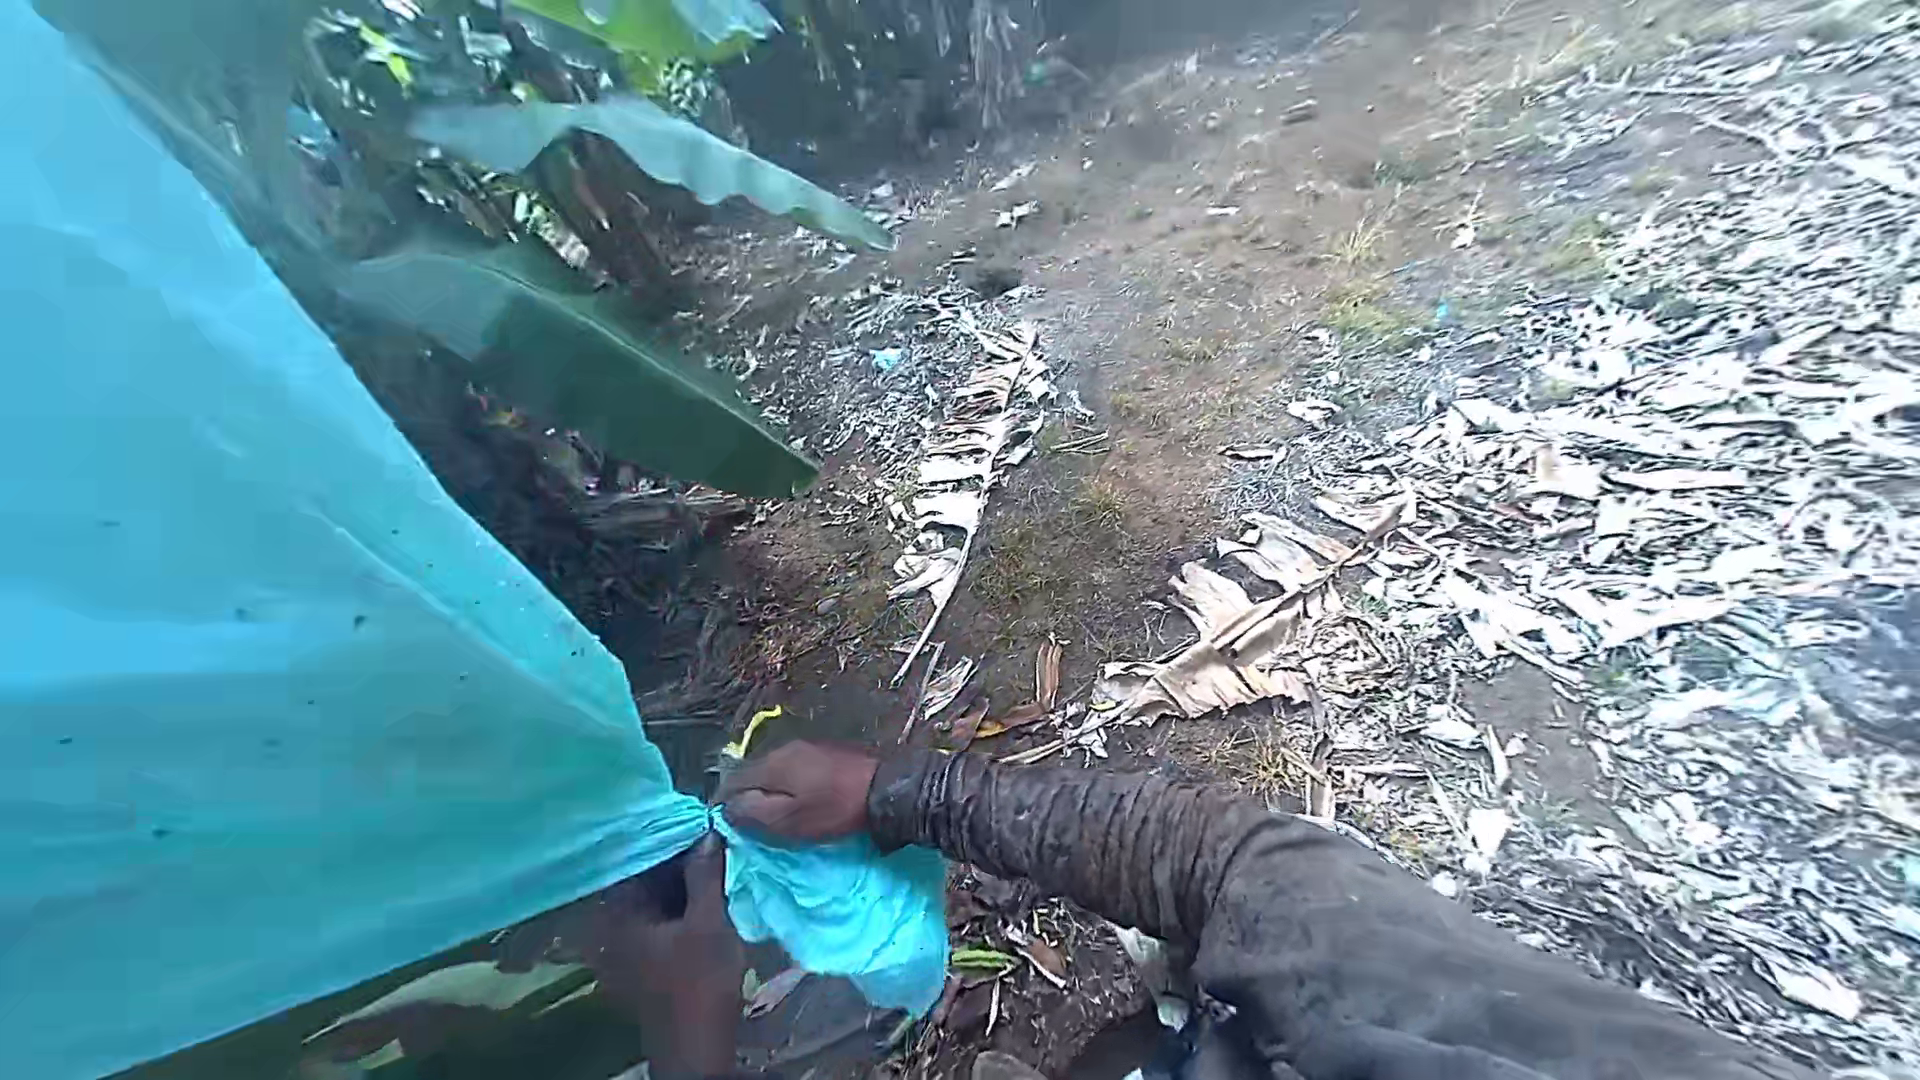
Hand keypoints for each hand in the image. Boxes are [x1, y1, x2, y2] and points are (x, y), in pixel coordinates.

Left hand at [583, 836, 742, 1077]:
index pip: (640, 858)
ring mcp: (635, 941)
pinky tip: (712, 878)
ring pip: (660, 891)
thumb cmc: (699, 982)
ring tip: (717, 844)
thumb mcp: (710, 920)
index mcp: (622, 915)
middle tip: (713, 825)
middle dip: (680, 850)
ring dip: (686, 871)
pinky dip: (686, 893)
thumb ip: (706, 872)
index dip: (670, 833)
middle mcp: (620, 925)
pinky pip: (667, 909)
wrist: (698, 1050)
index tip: (699, 813)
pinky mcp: (652, 952)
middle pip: (649, 873)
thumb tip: (710, 828)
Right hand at [719, 741, 880, 841]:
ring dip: (769, 789)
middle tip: (749, 822)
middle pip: (753, 772)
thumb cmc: (832, 809)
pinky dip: (789, 783)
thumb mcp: (787, 820)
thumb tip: (726, 807)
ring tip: (773, 813)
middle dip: (746, 795)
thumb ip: (751, 812)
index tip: (725, 825)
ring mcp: (808, 746)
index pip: (732, 780)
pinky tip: (798, 798)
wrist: (883, 789)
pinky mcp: (826, 751)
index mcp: (772, 762)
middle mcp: (786, 747)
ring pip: (774, 769)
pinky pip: (795, 767)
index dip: (724, 803)